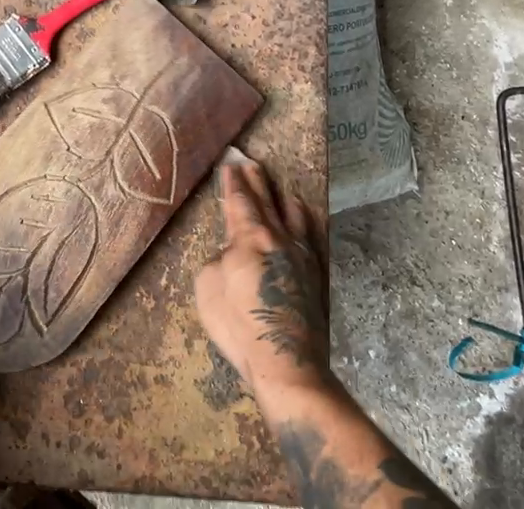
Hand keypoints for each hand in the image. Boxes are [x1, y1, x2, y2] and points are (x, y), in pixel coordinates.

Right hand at [195, 161, 329, 395]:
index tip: (231, 164)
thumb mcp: (207, 287)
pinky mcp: (315, 277)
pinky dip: (305, 223)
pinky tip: (305, 221)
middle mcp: (278, 239)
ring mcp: (302, 257)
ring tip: (283, 190)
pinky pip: (311, 238)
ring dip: (284, 200)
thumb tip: (232, 254)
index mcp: (249, 238)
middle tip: (253, 163)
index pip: (239, 203)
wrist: (285, 360)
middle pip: (267, 203)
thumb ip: (218, 260)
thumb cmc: (239, 324)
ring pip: (294, 218)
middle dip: (257, 183)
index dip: (233, 183)